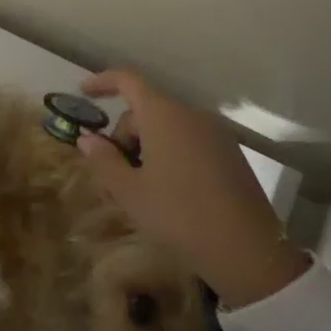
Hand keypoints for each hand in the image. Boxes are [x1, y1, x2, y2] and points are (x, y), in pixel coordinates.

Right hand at [76, 69, 308, 307]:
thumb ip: (104, 160)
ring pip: (169, 127)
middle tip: (114, 172)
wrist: (247, 250)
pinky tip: (168, 190)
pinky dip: (171, 153)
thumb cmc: (178, 214)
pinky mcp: (231, 154)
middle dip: (124, 133)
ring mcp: (216, 133)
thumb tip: (87, 139)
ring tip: (140, 186)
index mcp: (164, 114)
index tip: (83, 92)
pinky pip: (190, 141)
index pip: (128, 80)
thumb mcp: (129, 191)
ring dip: (147, 146)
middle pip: (147, 109)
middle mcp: (191, 114)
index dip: (103, 82)